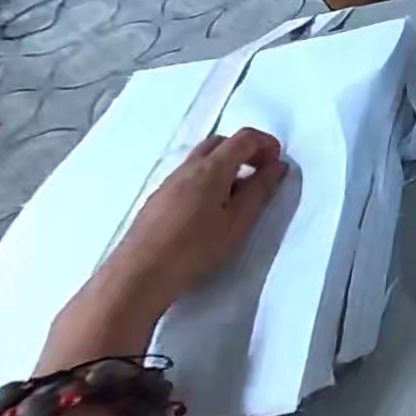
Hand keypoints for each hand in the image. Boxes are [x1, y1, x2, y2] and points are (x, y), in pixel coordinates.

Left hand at [99, 128, 287, 317]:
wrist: (138, 277)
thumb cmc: (196, 248)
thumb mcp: (239, 221)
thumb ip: (260, 189)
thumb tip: (276, 166)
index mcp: (211, 169)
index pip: (244, 138)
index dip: (267, 143)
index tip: (278, 163)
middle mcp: (187, 168)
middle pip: (220, 142)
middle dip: (246, 150)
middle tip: (261, 172)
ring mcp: (168, 183)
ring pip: (202, 159)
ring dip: (227, 165)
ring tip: (239, 194)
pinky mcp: (158, 200)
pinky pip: (189, 176)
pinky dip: (209, 178)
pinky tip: (213, 208)